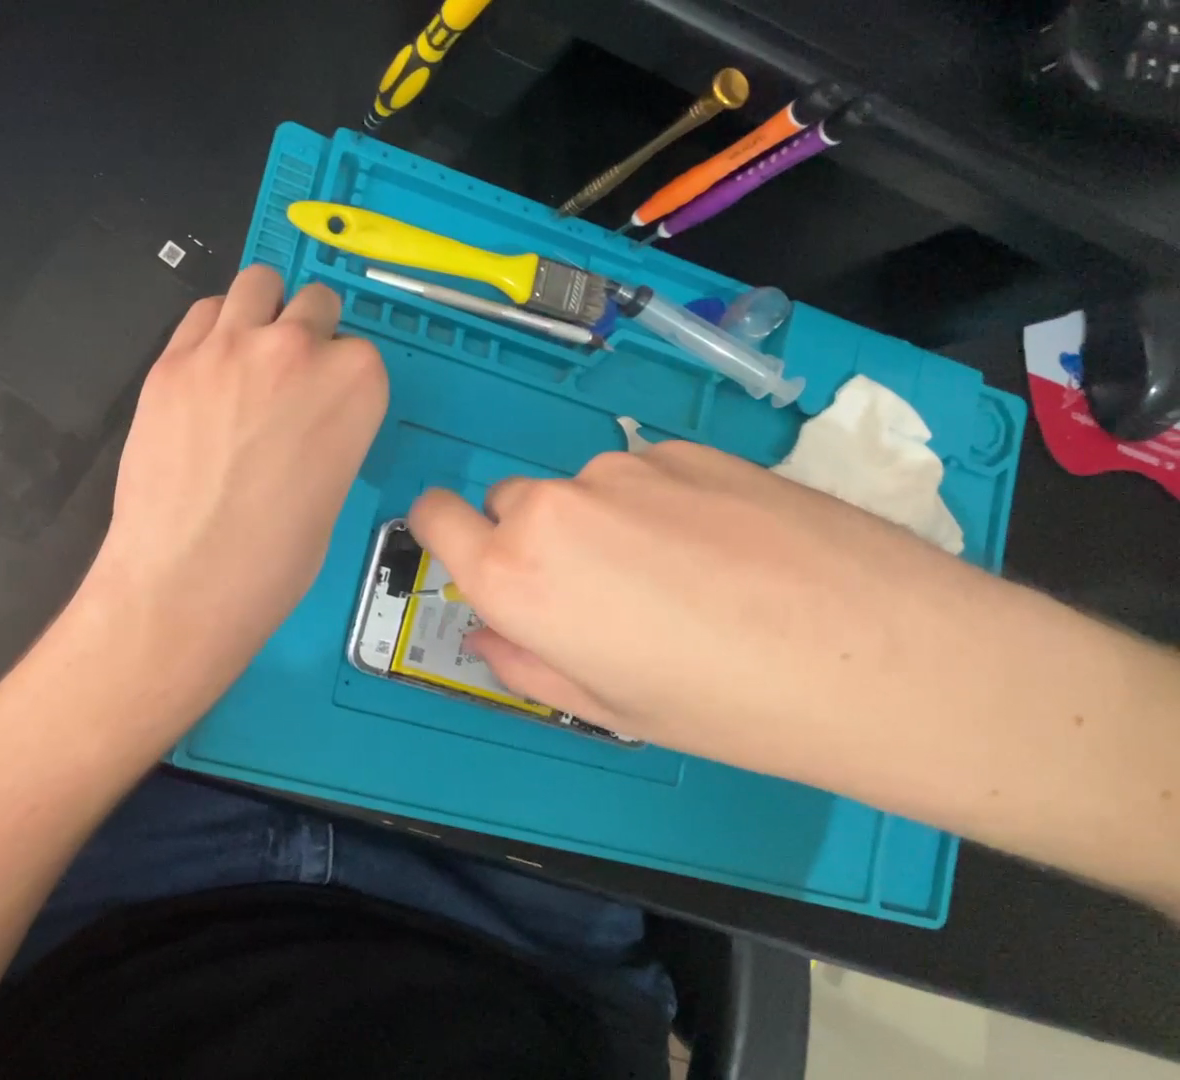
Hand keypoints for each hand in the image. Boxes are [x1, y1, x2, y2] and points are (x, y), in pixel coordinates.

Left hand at [88, 266, 387, 672]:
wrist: (185, 582)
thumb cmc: (272, 561)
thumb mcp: (332, 491)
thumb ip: (329, 431)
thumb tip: (304, 418)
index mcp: (356, 384)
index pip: (359, 350)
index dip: (339, 378)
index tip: (321, 404)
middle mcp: (296, 349)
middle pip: (313, 304)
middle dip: (306, 334)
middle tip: (286, 378)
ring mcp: (228, 347)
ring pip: (257, 285)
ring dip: (260, 311)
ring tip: (246, 355)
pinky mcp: (171, 361)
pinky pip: (201, 314)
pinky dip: (211, 330)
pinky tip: (206, 369)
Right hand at [406, 439, 1008, 775]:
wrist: (885, 657)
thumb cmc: (722, 706)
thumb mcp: (603, 708)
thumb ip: (522, 661)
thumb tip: (490, 628)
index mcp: (514, 576)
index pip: (434, 516)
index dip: (445, 532)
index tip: (477, 557)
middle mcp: (551, 508)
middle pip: (507, 503)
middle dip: (530, 539)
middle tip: (598, 590)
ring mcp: (621, 470)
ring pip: (580, 489)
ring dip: (600, 520)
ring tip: (679, 571)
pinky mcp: (687, 448)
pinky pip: (643, 473)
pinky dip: (660, 501)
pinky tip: (724, 544)